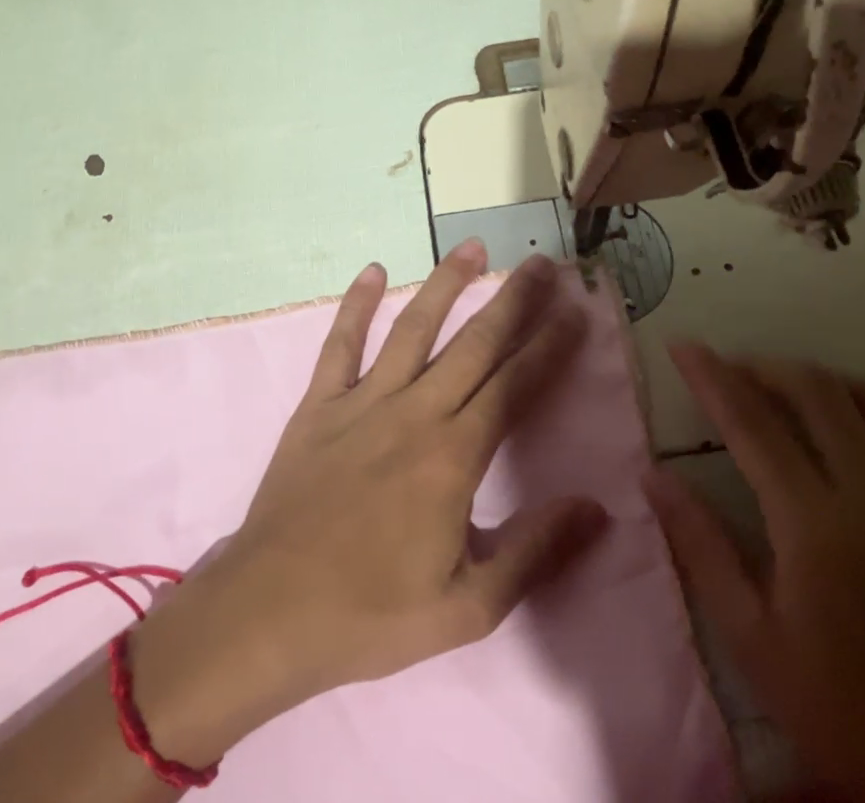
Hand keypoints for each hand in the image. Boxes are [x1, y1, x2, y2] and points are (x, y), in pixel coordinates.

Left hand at [130, 243, 609, 767]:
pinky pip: (339, 347)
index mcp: (454, 458)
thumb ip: (535, 550)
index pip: (516, 387)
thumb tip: (597, 508)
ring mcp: (360, 406)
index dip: (550, 347)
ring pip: (412, 330)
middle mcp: (413, 415)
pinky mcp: (316, 411)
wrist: (267, 615)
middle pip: (473, 345)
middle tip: (543, 264)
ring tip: (473, 248)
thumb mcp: (470, 606)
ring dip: (445, 286)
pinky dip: (355, 307)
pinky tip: (372, 272)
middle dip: (513, 302)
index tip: (578, 311)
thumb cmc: (373, 615)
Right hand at [646, 346, 864, 800]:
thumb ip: (700, 544)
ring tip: (782, 386)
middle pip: (819, 393)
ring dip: (823, 379)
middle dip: (766, 366)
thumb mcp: (746, 632)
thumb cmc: (828, 702)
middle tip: (726, 366)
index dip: (714, 379)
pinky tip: (852, 421)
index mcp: (814, 525)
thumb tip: (653, 477)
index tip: (684, 347)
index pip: (754, 425)